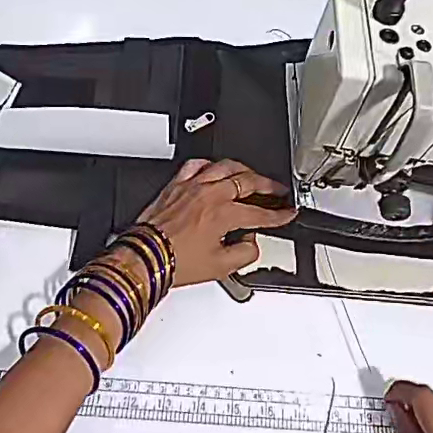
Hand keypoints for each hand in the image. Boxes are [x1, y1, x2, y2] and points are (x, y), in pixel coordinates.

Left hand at [136, 159, 296, 285]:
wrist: (145, 257)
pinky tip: (214, 168)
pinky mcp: (177, 184)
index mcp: (224, 214)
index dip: (279, 215)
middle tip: (278, 189)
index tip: (287, 213)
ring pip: (226, 166)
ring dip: (244, 170)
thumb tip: (252, 243)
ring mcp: (193, 186)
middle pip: (248, 181)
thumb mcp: (220, 268)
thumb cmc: (175, 261)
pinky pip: (197, 165)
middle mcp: (210, 195)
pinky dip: (210, 164)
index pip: (260, 213)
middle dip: (269, 185)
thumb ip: (245, 253)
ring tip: (252, 175)